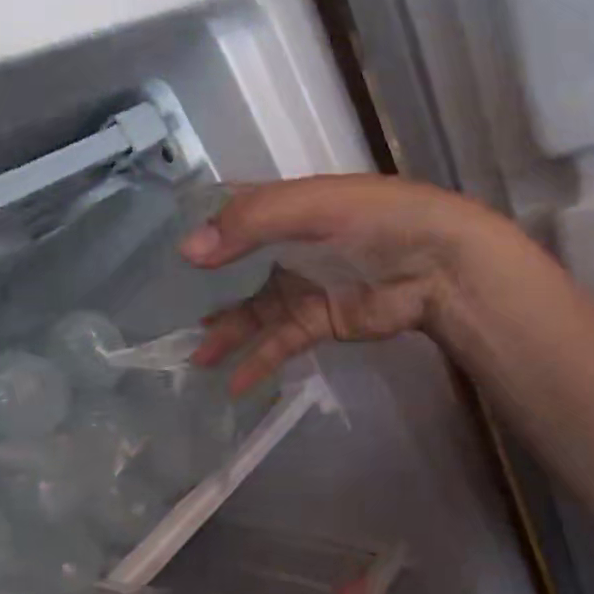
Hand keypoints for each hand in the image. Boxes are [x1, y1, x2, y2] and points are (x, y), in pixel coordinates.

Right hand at [179, 174, 542, 394]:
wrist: (437, 266)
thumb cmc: (375, 223)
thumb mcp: (310, 209)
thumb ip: (250, 226)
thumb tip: (187, 253)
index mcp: (282, 211)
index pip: (229, 218)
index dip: (196, 234)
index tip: (156, 258)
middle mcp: (285, 248)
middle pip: (233, 273)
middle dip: (202, 295)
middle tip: (165, 319)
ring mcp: (301, 288)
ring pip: (252, 314)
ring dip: (225, 336)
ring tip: (194, 360)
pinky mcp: (317, 323)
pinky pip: (278, 344)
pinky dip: (257, 363)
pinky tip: (233, 383)